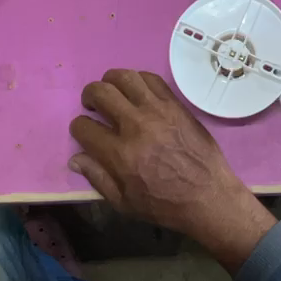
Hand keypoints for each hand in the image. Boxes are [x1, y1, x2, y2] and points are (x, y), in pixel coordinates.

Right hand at [68, 69, 276, 272]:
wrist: (206, 194)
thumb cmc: (164, 204)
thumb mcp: (124, 203)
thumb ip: (97, 177)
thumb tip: (75, 158)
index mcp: (119, 153)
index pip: (84, 127)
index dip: (78, 127)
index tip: (83, 131)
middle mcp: (135, 125)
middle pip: (101, 92)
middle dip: (89, 95)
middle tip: (92, 104)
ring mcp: (157, 110)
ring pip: (126, 76)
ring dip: (111, 80)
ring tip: (112, 91)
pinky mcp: (175, 103)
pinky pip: (151, 78)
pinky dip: (138, 79)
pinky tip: (136, 91)